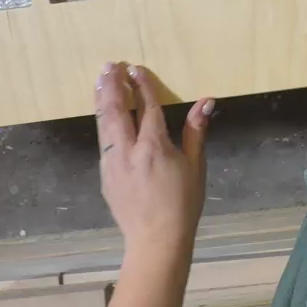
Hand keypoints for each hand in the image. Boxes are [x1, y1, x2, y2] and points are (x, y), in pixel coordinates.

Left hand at [94, 62, 213, 306]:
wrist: (156, 240)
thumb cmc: (183, 202)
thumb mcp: (195, 166)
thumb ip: (195, 131)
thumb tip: (206, 101)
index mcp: (154, 146)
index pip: (147, 107)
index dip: (141, 86)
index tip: (135, 68)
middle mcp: (128, 151)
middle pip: (116, 111)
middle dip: (112, 86)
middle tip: (109, 66)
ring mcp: (112, 164)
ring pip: (103, 124)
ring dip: (101, 100)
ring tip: (99, 80)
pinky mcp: (106, 176)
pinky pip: (103, 142)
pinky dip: (102, 122)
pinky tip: (103, 115)